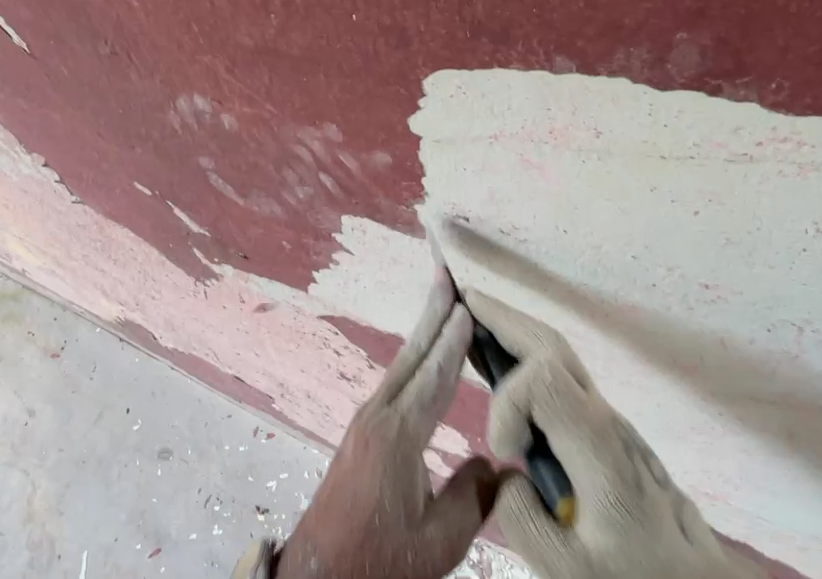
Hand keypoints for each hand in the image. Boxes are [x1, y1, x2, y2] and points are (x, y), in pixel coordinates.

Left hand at [277, 269, 499, 578]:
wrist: (324, 570)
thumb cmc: (383, 558)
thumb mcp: (440, 539)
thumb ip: (472, 496)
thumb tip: (497, 461)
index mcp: (397, 435)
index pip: (435, 377)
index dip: (454, 341)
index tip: (467, 304)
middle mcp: (378, 416)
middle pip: (412, 356)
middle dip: (432, 314)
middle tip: (446, 273)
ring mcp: (366, 421)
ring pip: (402, 366)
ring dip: (424, 333)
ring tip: (442, 302)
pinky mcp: (363, 431)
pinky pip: (396, 383)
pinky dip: (415, 359)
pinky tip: (426, 357)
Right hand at [462, 289, 760, 578]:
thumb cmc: (635, 572)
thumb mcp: (570, 568)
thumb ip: (521, 519)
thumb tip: (505, 476)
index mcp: (596, 444)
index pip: (541, 381)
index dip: (506, 403)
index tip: (502, 453)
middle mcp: (603, 417)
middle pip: (552, 346)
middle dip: (503, 319)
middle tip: (460, 299)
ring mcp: (606, 418)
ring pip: (559, 355)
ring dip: (514, 329)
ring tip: (473, 317)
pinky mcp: (604, 428)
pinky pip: (561, 375)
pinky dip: (525, 353)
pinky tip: (502, 359)